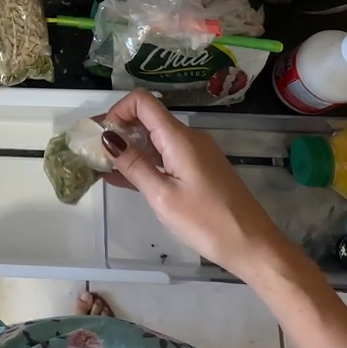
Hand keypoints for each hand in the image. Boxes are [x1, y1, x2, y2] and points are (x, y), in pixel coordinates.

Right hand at [99, 90, 287, 272]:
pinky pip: (165, 155)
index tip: (101, 137)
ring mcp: (195, 154)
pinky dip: (144, 162)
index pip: (142, 101)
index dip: (117, 112)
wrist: (255, 246)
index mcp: (179, 138)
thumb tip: (107, 138)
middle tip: (92, 151)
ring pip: (155, 138)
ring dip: (129, 148)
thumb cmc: (208, 222)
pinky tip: (124, 178)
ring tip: (101, 166)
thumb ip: (134, 166)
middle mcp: (187, 138)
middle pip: (147, 118)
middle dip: (117, 130)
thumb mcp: (163, 197)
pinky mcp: (199, 170)